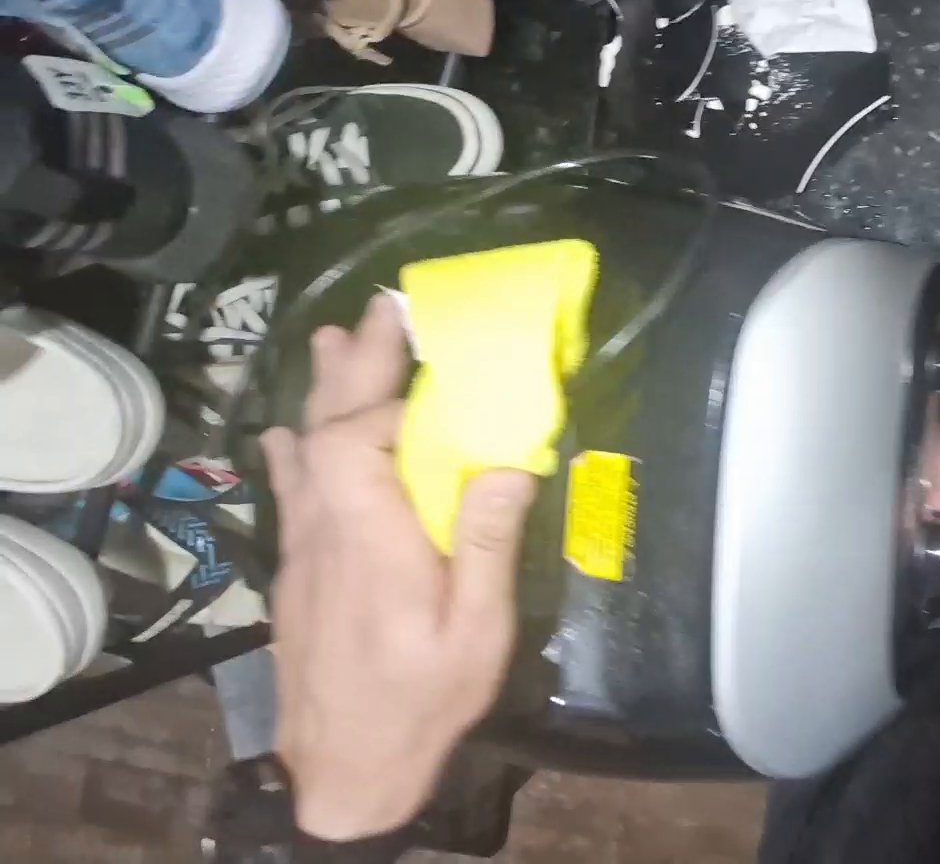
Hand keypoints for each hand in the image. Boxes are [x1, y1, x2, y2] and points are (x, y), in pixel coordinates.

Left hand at [260, 295, 538, 840]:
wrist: (348, 772)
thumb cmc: (426, 698)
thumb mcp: (476, 630)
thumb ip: (487, 545)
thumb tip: (507, 462)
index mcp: (371, 544)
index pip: (353, 448)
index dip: (389, 402)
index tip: (440, 372)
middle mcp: (327, 536)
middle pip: (326, 436)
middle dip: (355, 370)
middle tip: (383, 312)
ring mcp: (308, 553)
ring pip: (304, 456)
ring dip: (322, 393)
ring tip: (337, 338)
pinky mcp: (306, 571)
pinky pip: (293, 492)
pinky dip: (293, 448)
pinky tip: (287, 426)